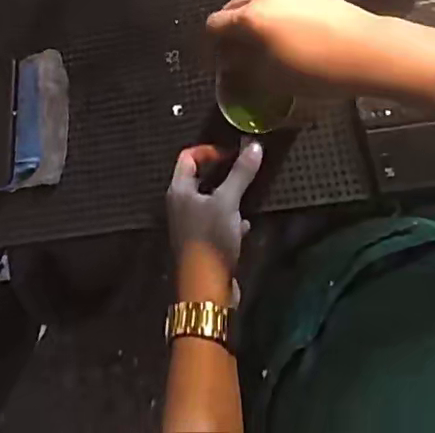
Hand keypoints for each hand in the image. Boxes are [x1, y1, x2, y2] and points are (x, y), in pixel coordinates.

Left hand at [167, 141, 261, 303]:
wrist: (205, 291)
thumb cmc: (210, 239)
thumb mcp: (228, 203)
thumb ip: (240, 173)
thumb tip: (254, 145)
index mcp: (179, 191)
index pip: (188, 157)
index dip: (209, 150)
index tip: (231, 153)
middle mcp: (179, 205)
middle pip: (198, 177)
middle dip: (221, 172)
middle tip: (242, 167)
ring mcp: (189, 225)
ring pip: (209, 200)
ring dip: (227, 194)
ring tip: (247, 191)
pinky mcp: (201, 242)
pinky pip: (215, 220)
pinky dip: (229, 217)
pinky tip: (245, 224)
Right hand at [206, 0, 393, 94]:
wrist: (368, 49)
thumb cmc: (317, 69)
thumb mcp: (272, 79)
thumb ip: (241, 69)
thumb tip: (228, 65)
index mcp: (249, 14)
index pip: (213, 26)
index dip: (210, 49)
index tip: (216, 67)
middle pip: (232, 11)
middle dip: (230, 35)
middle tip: (236, 61)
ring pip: (256, 5)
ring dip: (251, 25)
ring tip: (262, 50)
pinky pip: (277, 3)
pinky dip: (271, 18)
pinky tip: (286, 38)